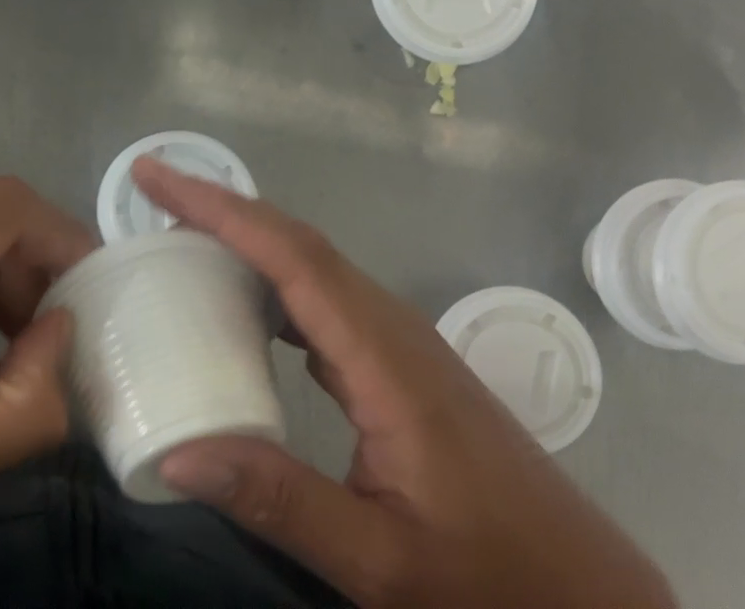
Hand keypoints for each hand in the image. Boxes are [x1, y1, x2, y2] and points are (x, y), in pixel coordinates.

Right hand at [134, 157, 675, 608]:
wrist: (593, 607)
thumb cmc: (492, 581)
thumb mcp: (380, 561)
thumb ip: (278, 503)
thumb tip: (171, 450)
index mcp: (390, 367)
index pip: (295, 260)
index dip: (222, 211)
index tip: (156, 178)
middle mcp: (399, 339)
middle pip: (303, 246)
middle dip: (222, 208)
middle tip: (151, 194)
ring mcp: (407, 353)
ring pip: (316, 268)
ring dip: (247, 240)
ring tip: (182, 239)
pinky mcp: (406, 373)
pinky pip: (326, 303)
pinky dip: (273, 282)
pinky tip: (242, 306)